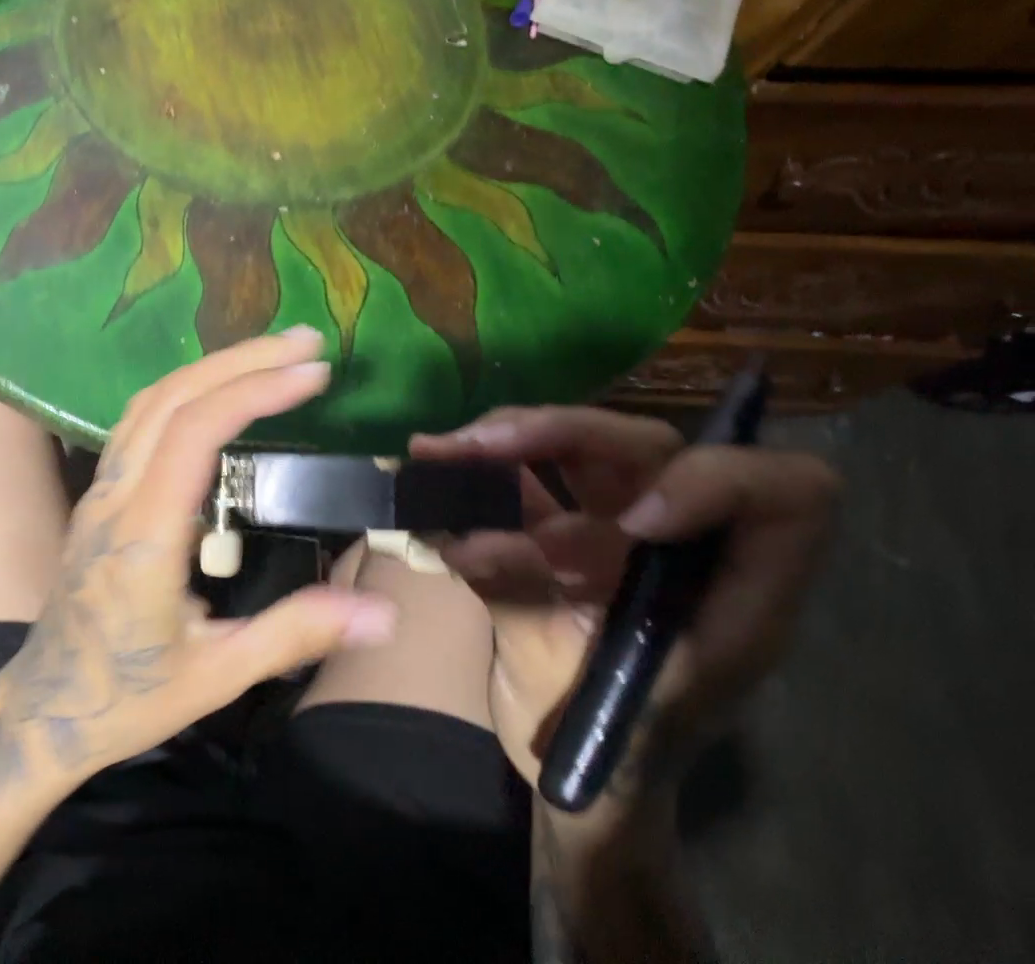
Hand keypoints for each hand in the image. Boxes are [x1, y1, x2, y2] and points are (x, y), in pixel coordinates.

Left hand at [0, 330, 395, 793]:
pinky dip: (179, 395)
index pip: (195, 432)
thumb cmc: (127, 698)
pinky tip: (213, 396)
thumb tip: (382, 613)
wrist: (45, 708)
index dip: (255, 390)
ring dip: (206, 370)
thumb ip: (295, 635)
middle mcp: (114, 500)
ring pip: (144, 406)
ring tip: (268, 355)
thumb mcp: (216, 675)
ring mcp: (98, 497)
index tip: (314, 372)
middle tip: (306, 341)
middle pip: (167, 399)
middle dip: (238, 360)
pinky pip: (133, 427)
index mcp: (144, 536)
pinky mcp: (95, 502)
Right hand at [410, 407, 840, 812]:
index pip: (784, 496)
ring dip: (505, 439)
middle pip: (650, 448)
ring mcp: (616, 536)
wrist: (581, 777)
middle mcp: (680, 545)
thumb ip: (532, 610)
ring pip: (581, 449)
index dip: (714, 484)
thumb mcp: (590, 697)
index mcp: (732, 591)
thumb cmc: (614, 755)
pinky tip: (426, 475)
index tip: (632, 524)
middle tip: (476, 445)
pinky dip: (473, 477)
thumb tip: (462, 542)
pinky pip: (524, 488)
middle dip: (561, 433)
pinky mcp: (559, 540)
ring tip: (433, 452)